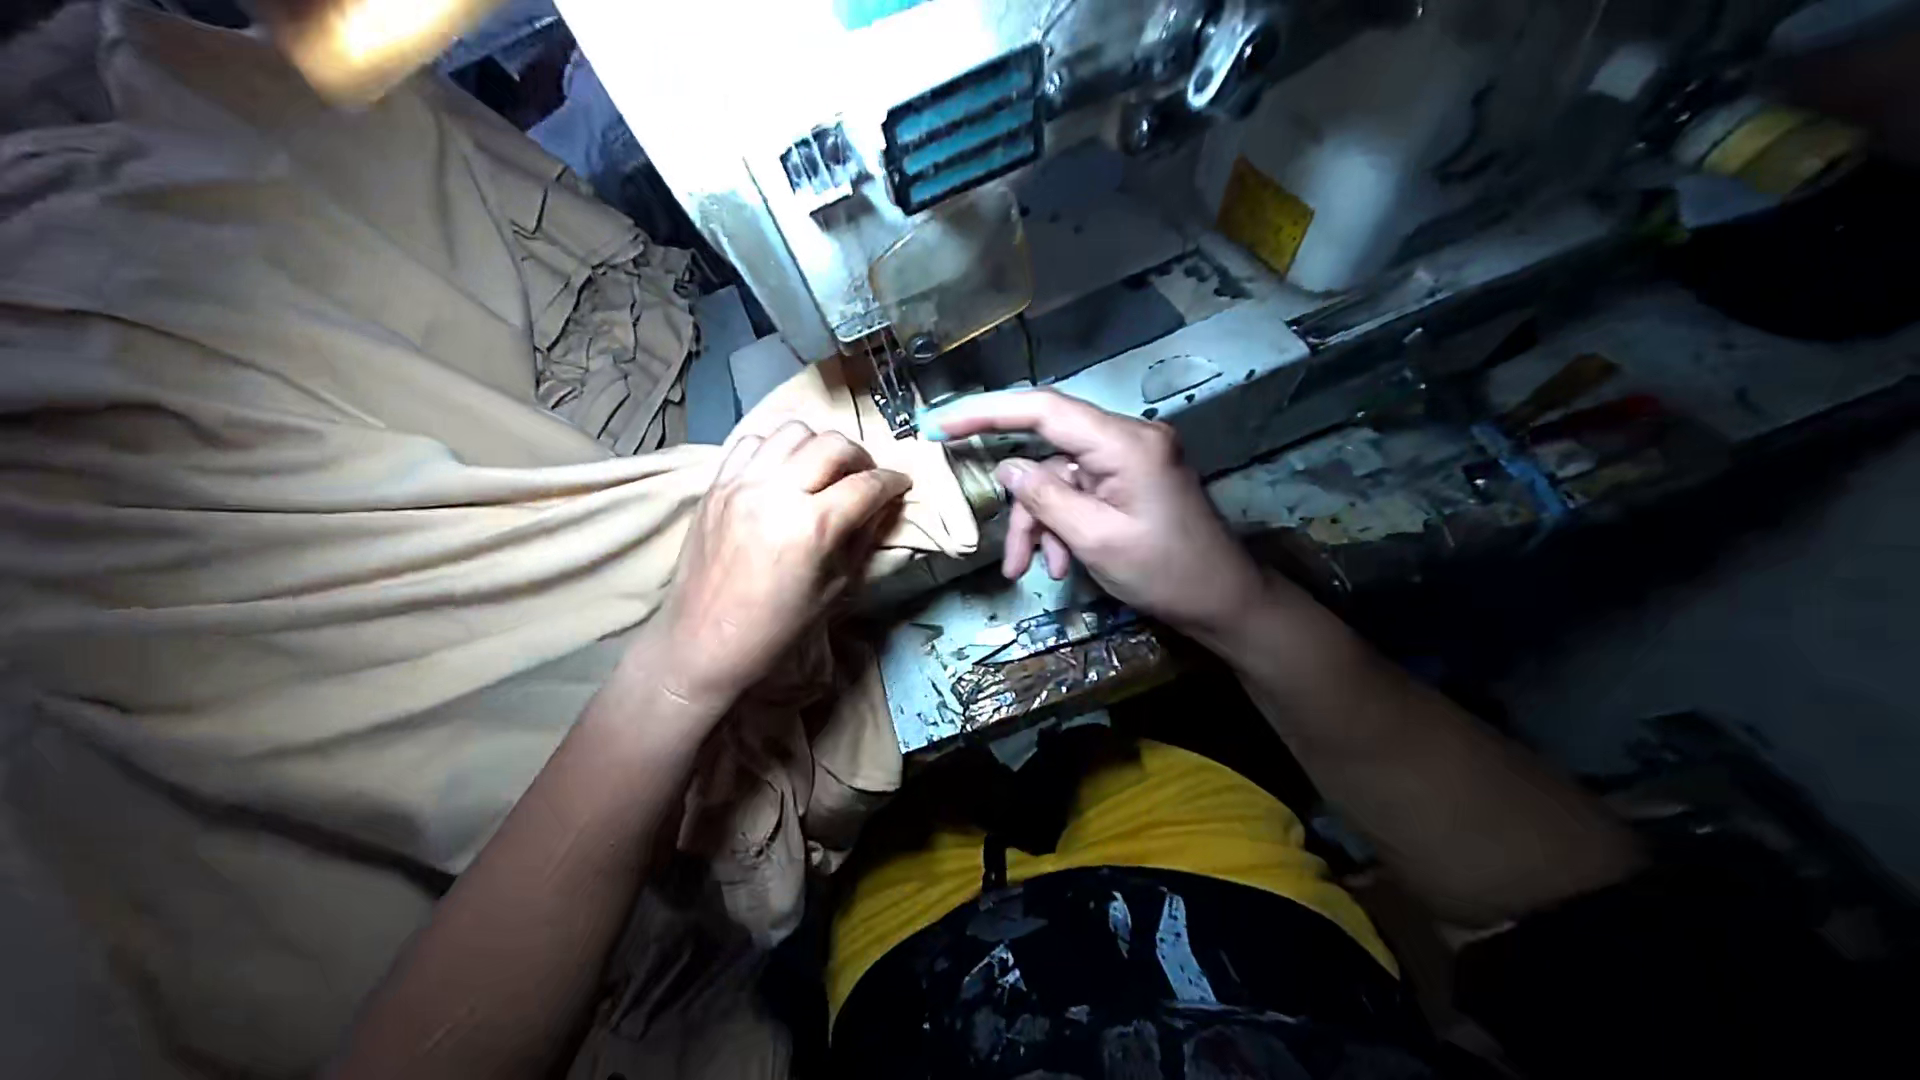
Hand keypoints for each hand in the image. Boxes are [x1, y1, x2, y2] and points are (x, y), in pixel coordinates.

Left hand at [648, 421, 911, 709]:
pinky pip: (753, 441)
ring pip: (793, 431)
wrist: (705, 642)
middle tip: (865, 478)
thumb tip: (882, 502)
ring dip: (819, 446)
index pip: (866, 485)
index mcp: (811, 527)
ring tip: (824, 471)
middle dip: (861, 458)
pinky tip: (785, 471)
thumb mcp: (836, 586)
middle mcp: (775, 493)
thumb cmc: (778, 627)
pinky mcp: (716, 485)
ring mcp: (740, 483)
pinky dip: (777, 448)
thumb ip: (863, 535)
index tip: (901, 484)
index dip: (892, 482)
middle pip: (833, 445)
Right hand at [924, 389, 1268, 638]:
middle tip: (1009, 556)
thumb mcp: (1095, 539)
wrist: (1223, 601)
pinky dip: (1064, 525)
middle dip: (1025, 507)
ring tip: (1035, 569)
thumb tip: (1006, 467)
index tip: (944, 423)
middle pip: (1049, 457)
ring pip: (1060, 482)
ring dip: (1042, 525)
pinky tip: (1062, 563)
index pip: (1044, 410)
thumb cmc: (1166, 572)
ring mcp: (1130, 459)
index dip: (987, 411)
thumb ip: (1045, 498)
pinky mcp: (1131, 480)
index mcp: (1124, 443)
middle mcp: (1127, 439)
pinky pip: (1081, 494)